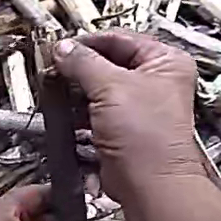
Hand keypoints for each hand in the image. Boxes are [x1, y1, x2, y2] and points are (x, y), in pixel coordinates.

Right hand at [51, 31, 201, 199]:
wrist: (148, 182)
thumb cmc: (149, 138)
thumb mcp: (111, 87)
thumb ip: (83, 63)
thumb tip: (64, 49)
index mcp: (164, 62)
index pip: (119, 38)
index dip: (88, 42)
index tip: (61, 48)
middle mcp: (154, 82)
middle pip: (107, 63)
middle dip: (78, 68)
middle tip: (55, 68)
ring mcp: (136, 107)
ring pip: (97, 88)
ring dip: (75, 91)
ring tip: (56, 90)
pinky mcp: (120, 128)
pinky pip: (93, 112)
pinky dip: (77, 111)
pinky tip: (64, 112)